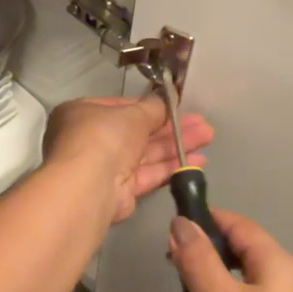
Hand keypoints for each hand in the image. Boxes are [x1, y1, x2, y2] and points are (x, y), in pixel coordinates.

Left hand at [43, 96, 213, 221]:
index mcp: (84, 114)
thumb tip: (166, 100)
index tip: (178, 106)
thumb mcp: (132, 113)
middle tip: (203, 123)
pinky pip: (148, 174)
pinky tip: (197, 161)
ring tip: (208, 137)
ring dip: (176, 145)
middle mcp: (92, 139)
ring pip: (146, 153)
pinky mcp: (120, 191)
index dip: (152, 106)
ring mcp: (105, 167)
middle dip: (171, 127)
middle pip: (138, 131)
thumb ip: (154, 107)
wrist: (90, 186)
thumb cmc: (104, 137)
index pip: (122, 107)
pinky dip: (171, 167)